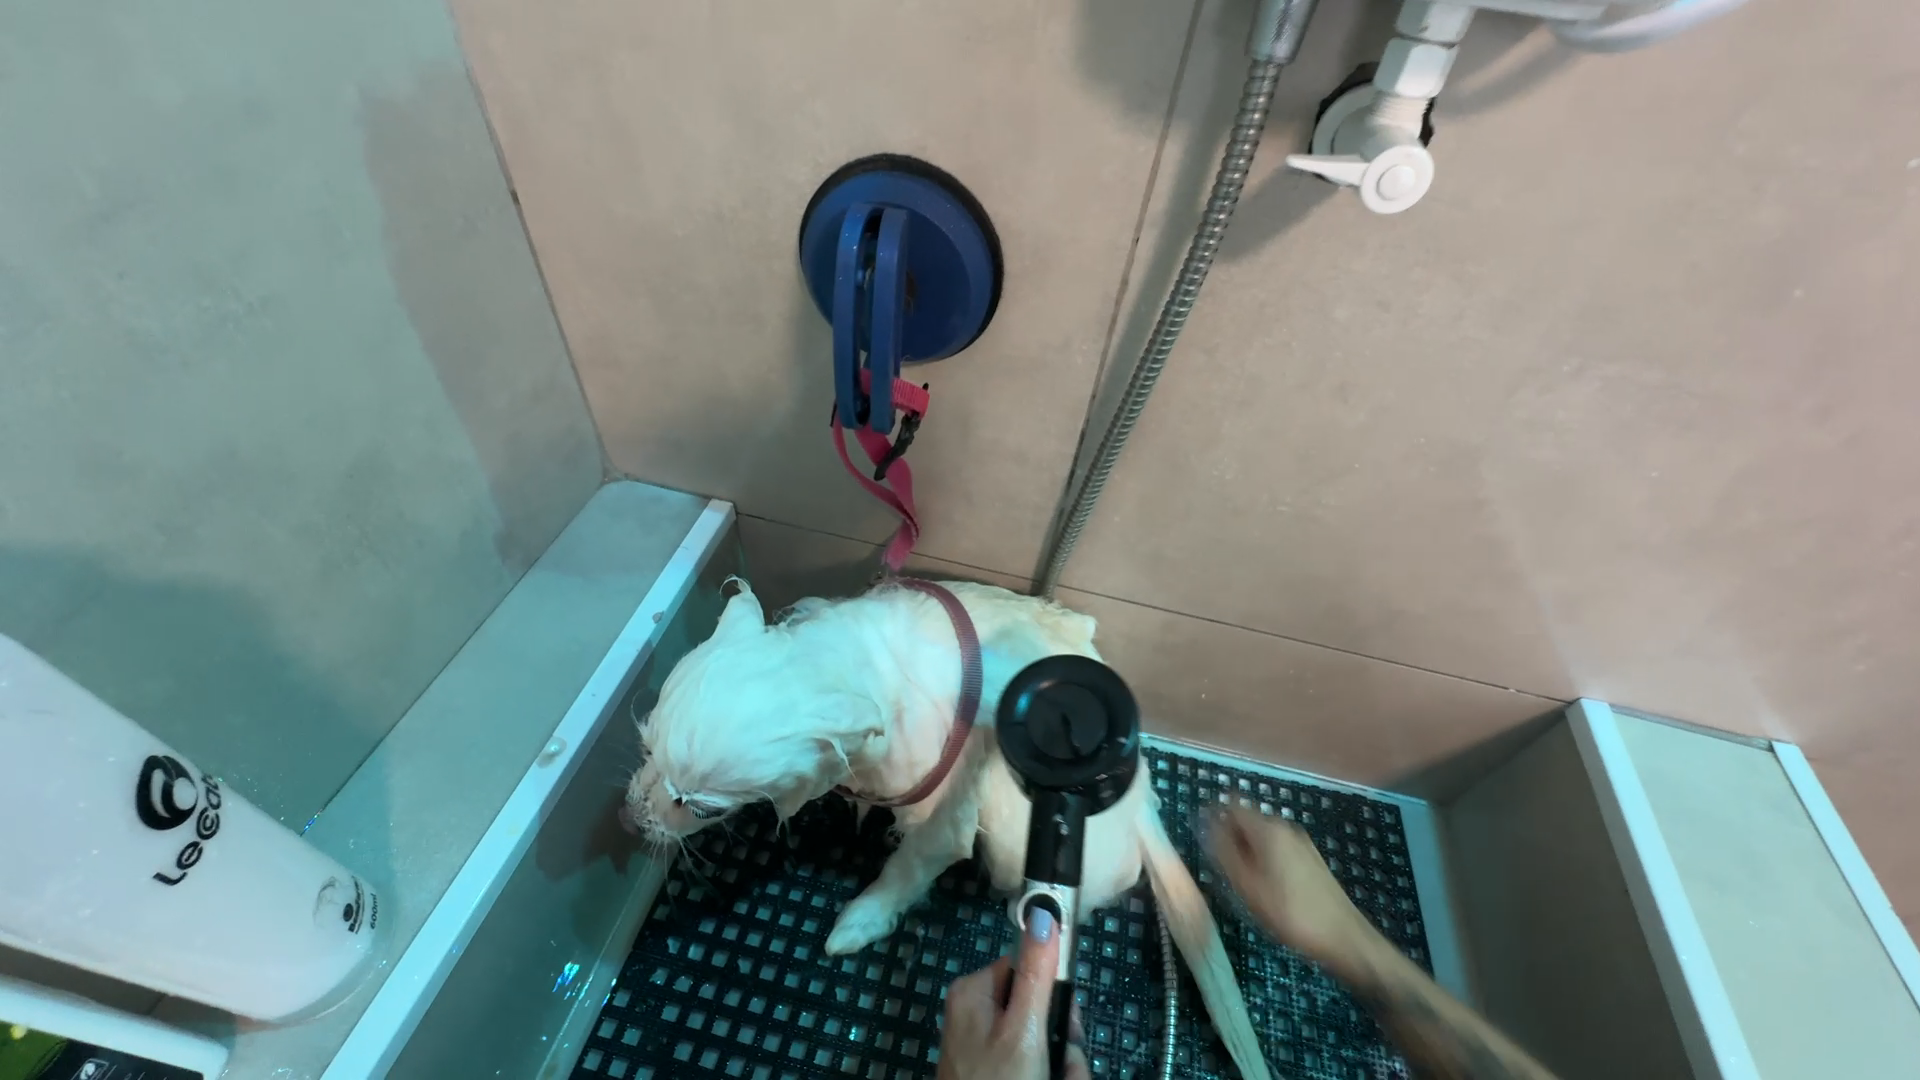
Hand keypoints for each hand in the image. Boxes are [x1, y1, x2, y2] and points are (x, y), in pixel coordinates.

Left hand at [937, 906, 1089, 1079]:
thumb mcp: (1023, 1030)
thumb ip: (1037, 973)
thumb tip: (1045, 911)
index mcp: (974, 992)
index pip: (1027, 968)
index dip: (1053, 995)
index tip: (1066, 1026)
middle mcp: (976, 1014)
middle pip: (1038, 1008)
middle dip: (1062, 1041)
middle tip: (1063, 1068)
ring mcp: (985, 1051)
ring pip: (1043, 1043)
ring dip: (1063, 1067)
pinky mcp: (996, 1075)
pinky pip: (1036, 1066)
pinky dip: (1052, 1078)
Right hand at [1206, 805, 1385, 983]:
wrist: (1346, 939)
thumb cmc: (1290, 913)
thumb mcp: (1247, 886)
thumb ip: (1223, 852)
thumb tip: (1206, 826)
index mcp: (1267, 829)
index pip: (1231, 805)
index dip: (1213, 818)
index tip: (1204, 843)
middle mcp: (1285, 828)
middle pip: (1247, 821)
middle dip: (1231, 839)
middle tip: (1225, 872)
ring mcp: (1302, 843)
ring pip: (1262, 838)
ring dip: (1248, 853)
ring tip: (1246, 886)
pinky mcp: (1312, 860)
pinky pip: (1278, 850)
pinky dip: (1266, 861)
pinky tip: (1269, 891)